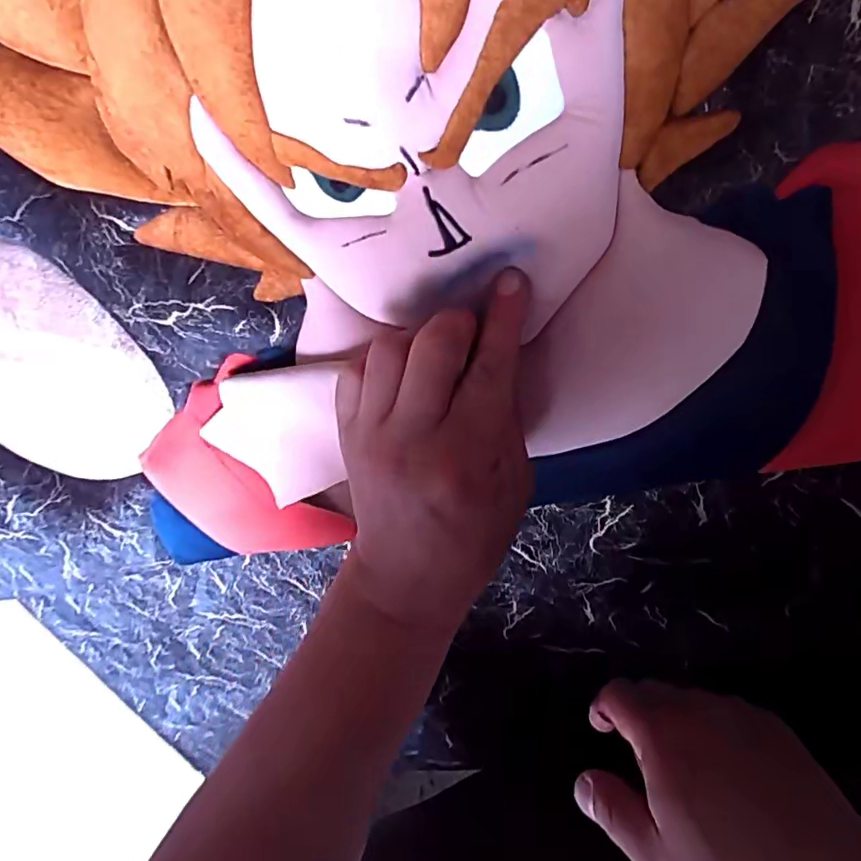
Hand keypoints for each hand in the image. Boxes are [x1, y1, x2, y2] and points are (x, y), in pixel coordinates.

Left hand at [334, 269, 533, 631]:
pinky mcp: (344, 431)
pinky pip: (360, 365)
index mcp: (466, 455)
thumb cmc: (477, 533)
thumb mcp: (517, 478)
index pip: (487, 367)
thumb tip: (501, 351)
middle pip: (433, 343)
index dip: (503, 317)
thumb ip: (506, 413)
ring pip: (391, 345)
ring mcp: (369, 432)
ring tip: (441, 353)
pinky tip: (407, 370)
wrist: (406, 578)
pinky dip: (387, 354)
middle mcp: (412, 437)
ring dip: (423, 335)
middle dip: (462, 321)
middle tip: (476, 330)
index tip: (512, 282)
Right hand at [576, 681, 860, 860]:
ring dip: (679, 721)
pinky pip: (731, 713)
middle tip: (636, 755)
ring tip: (684, 773)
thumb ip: (613, 811)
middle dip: (638, 713)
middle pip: (657, 691)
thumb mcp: (656, 854)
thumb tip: (584, 783)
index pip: (621, 693)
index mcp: (664, 734)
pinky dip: (716, 729)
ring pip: (695, 701)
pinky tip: (727, 775)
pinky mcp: (774, 725)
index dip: (603, 706)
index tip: (599, 725)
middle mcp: (701, 709)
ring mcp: (742, 713)